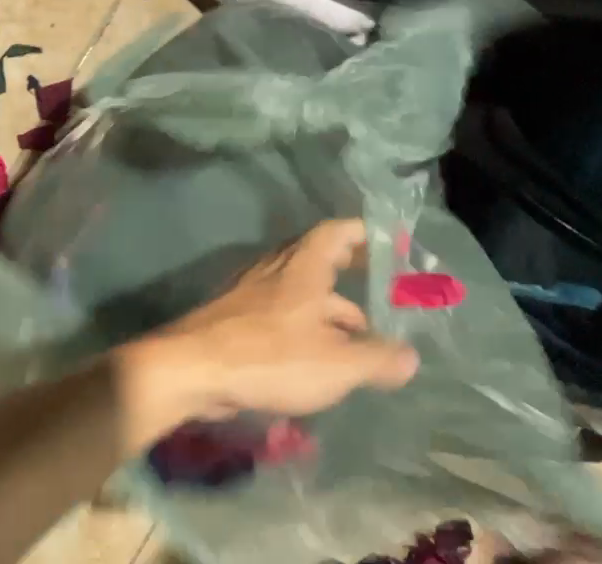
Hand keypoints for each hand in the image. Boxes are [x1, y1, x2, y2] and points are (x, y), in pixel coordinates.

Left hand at [118, 219, 418, 435]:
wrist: (192, 368)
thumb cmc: (269, 357)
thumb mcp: (338, 364)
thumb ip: (378, 359)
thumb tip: (409, 355)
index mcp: (300, 269)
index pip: (333, 232)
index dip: (362, 232)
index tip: (390, 240)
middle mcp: (272, 272)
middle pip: (315, 259)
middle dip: (349, 271)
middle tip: (383, 288)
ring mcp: (249, 294)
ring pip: (298, 291)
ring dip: (331, 307)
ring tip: (363, 337)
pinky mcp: (235, 319)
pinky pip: (280, 314)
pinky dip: (306, 326)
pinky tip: (321, 357)